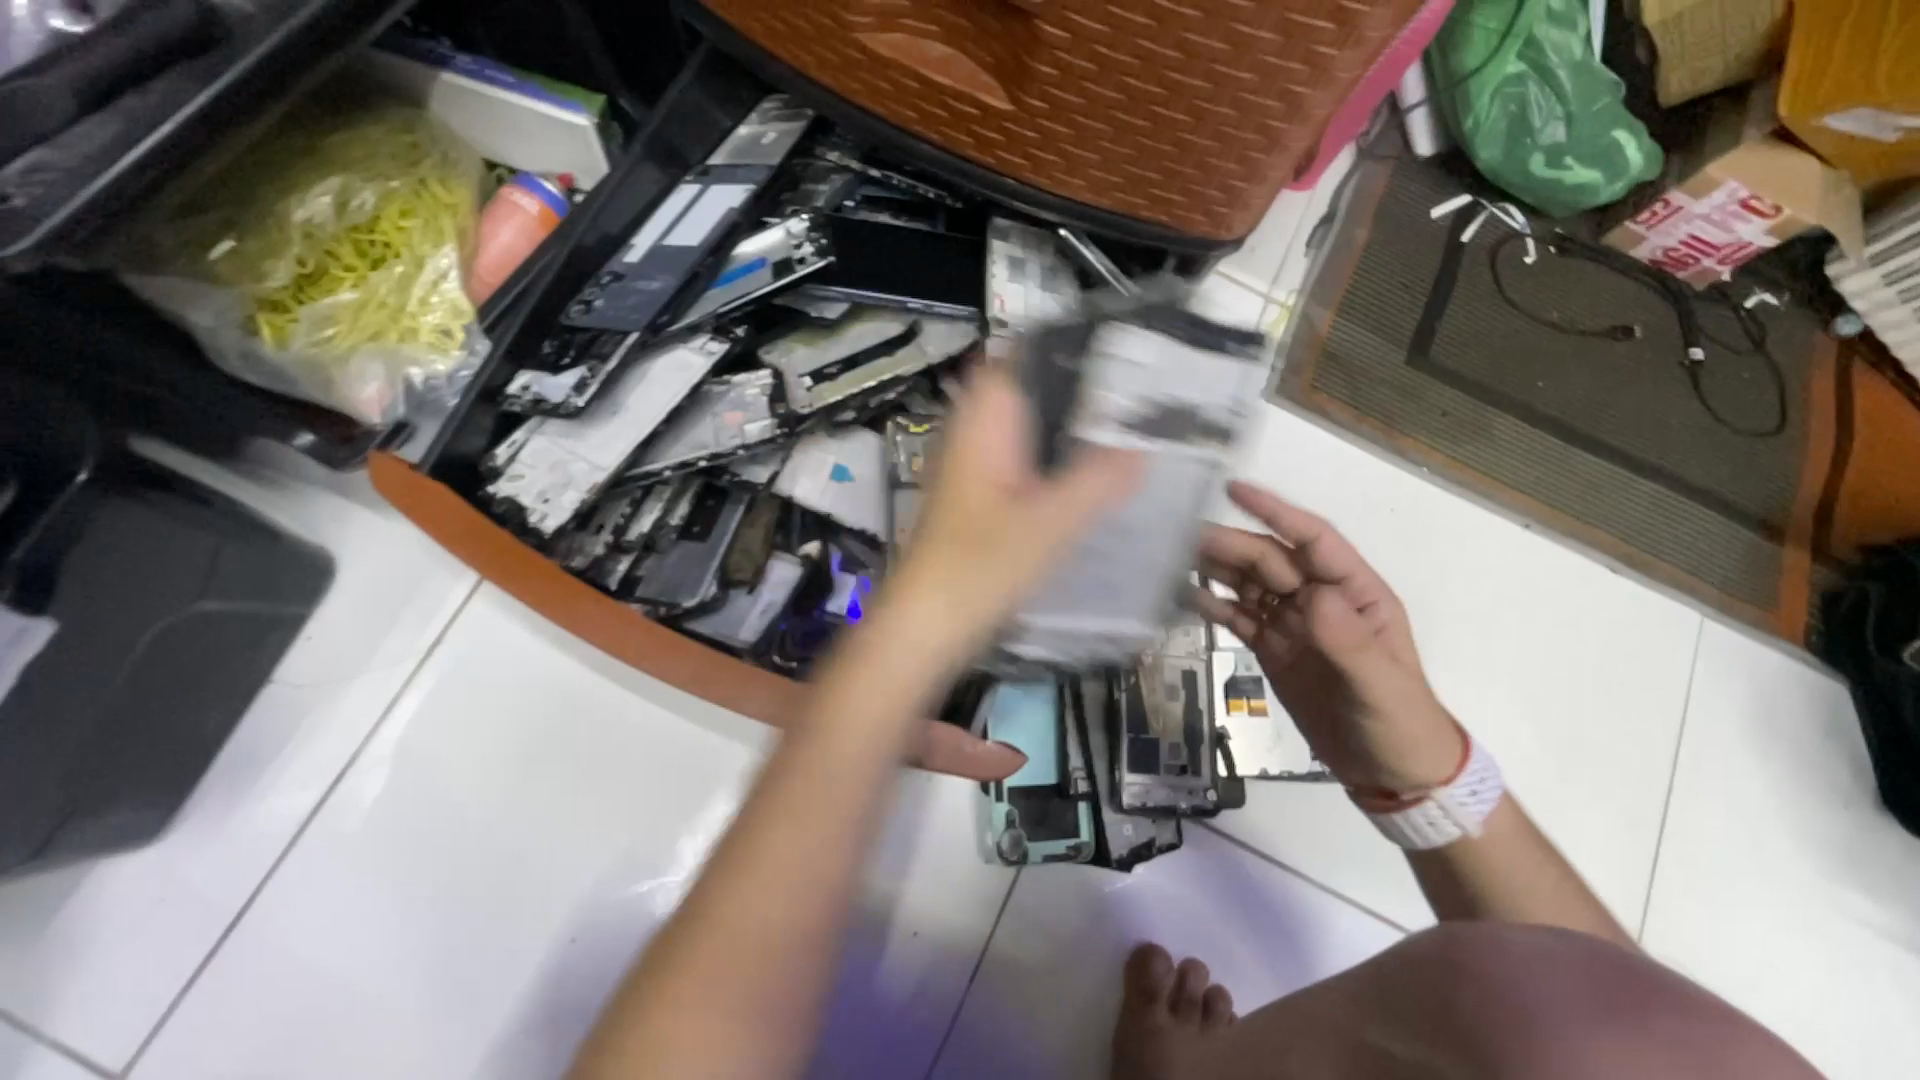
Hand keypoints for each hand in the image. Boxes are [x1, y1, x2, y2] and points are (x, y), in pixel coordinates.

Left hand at [882, 364, 1140, 658]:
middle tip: (1141, 394)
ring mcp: (973, 466)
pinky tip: (1092, 479)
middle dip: (1080, 391)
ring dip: (1069, 429)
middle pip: (1030, 391)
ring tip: (1129, 431)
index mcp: (984, 420)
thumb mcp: (1051, 523)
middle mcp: (973, 433)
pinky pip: (1023, 462)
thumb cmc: (980, 567)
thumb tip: (1144, 448)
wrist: (925, 625)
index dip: (1067, 346)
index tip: (1122, 350)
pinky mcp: (978, 498)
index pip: (1022, 355)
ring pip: (1028, 429)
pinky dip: (1055, 463)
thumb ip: (1099, 480)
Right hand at [1191, 482, 1463, 796]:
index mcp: (1355, 593)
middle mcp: (1321, 600)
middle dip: (1230, 544)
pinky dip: (1212, 605)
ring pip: (1249, 584)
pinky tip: (1182, 595)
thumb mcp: (1380, 684)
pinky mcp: (1273, 651)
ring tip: (1171, 556)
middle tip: (1182, 535)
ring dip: (1214, 568)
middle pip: (1270, 560)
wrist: (1393, 773)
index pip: (1313, 540)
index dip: (1275, 513)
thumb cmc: (1400, 722)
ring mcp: (1294, 625)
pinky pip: (1239, 618)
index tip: (1234, 491)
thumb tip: (1311, 596)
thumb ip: (1348, 641)